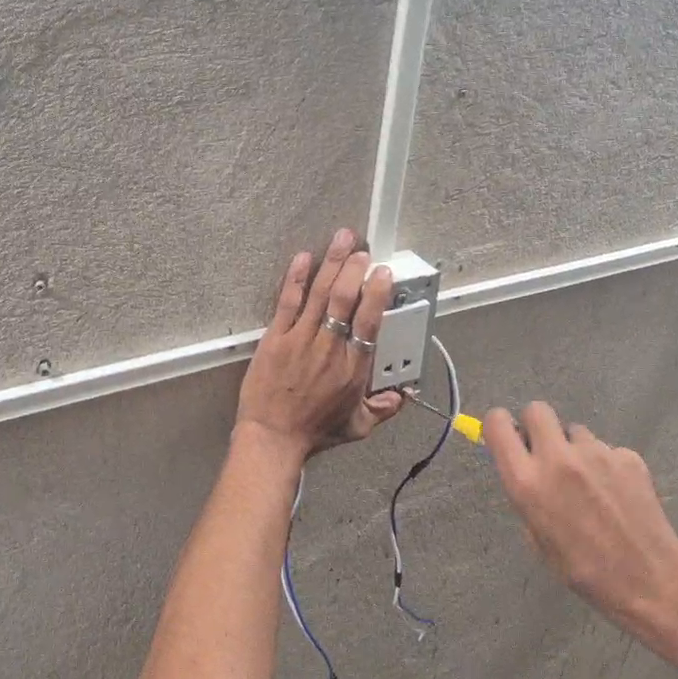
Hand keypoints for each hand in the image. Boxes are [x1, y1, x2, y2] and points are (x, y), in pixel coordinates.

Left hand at [233, 227, 405, 459]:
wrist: (272, 439)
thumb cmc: (313, 433)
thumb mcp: (357, 426)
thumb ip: (384, 408)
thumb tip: (404, 396)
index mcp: (353, 368)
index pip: (370, 322)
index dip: (377, 293)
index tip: (382, 273)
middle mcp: (330, 349)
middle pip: (345, 299)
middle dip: (354, 268)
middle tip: (361, 249)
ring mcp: (301, 341)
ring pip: (320, 294)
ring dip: (332, 264)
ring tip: (341, 240)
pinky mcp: (276, 339)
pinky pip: (288, 302)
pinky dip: (296, 279)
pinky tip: (303, 258)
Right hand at [484, 404, 677, 644]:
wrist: (650, 580)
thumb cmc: (583, 569)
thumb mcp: (537, 536)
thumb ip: (527, 494)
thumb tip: (527, 468)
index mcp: (527, 481)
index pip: (498, 424)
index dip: (500, 425)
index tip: (509, 436)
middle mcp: (557, 458)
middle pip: (537, 410)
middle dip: (538, 426)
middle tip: (548, 451)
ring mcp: (595, 453)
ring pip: (576, 431)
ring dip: (576, 449)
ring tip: (591, 482)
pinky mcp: (626, 456)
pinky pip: (607, 449)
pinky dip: (607, 465)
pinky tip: (617, 493)